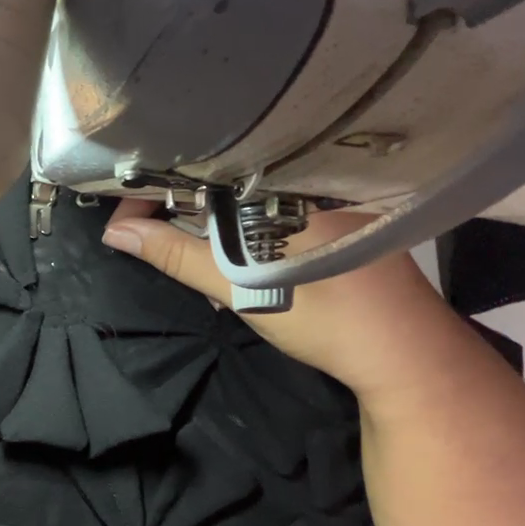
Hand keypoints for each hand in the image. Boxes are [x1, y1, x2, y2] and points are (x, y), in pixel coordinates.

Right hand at [100, 200, 467, 399]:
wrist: (408, 355)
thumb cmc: (328, 317)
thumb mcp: (242, 286)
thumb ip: (178, 255)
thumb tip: (116, 233)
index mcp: (287, 182)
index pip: (203, 170)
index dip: (154, 190)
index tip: (121, 218)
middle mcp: (307, 179)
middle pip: (219, 182)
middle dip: (175, 210)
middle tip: (144, 238)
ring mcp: (324, 200)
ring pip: (242, 201)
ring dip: (205, 226)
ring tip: (184, 257)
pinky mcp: (334, 222)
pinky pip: (268, 214)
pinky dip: (239, 234)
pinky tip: (231, 262)